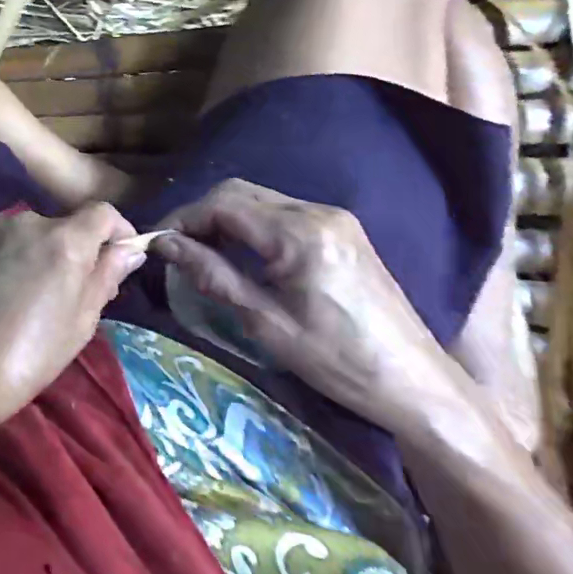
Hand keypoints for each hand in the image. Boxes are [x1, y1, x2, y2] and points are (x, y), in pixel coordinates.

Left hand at [0, 203, 147, 442]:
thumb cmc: (32, 355)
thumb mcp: (82, 320)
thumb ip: (108, 275)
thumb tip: (131, 249)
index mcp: (66, 240)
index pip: (103, 213)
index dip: (118, 231)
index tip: (120, 257)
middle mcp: (31, 221)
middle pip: (67, 225)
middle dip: (77, 249)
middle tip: (72, 290)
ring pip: (33, 232)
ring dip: (42, 251)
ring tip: (31, 294)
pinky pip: (3, 239)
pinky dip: (12, 255)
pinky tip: (2, 290)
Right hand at [155, 179, 471, 435]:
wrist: (415, 381)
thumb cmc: (337, 362)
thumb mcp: (267, 324)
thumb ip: (214, 275)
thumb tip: (166, 245)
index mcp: (299, 234)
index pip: (224, 203)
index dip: (183, 218)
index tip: (158, 243)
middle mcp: (317, 211)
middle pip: (240, 192)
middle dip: (201, 214)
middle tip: (176, 249)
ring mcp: (333, 216)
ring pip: (261, 198)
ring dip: (226, 218)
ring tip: (203, 252)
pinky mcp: (342, 227)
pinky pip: (283, 211)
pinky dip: (253, 224)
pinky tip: (242, 253)